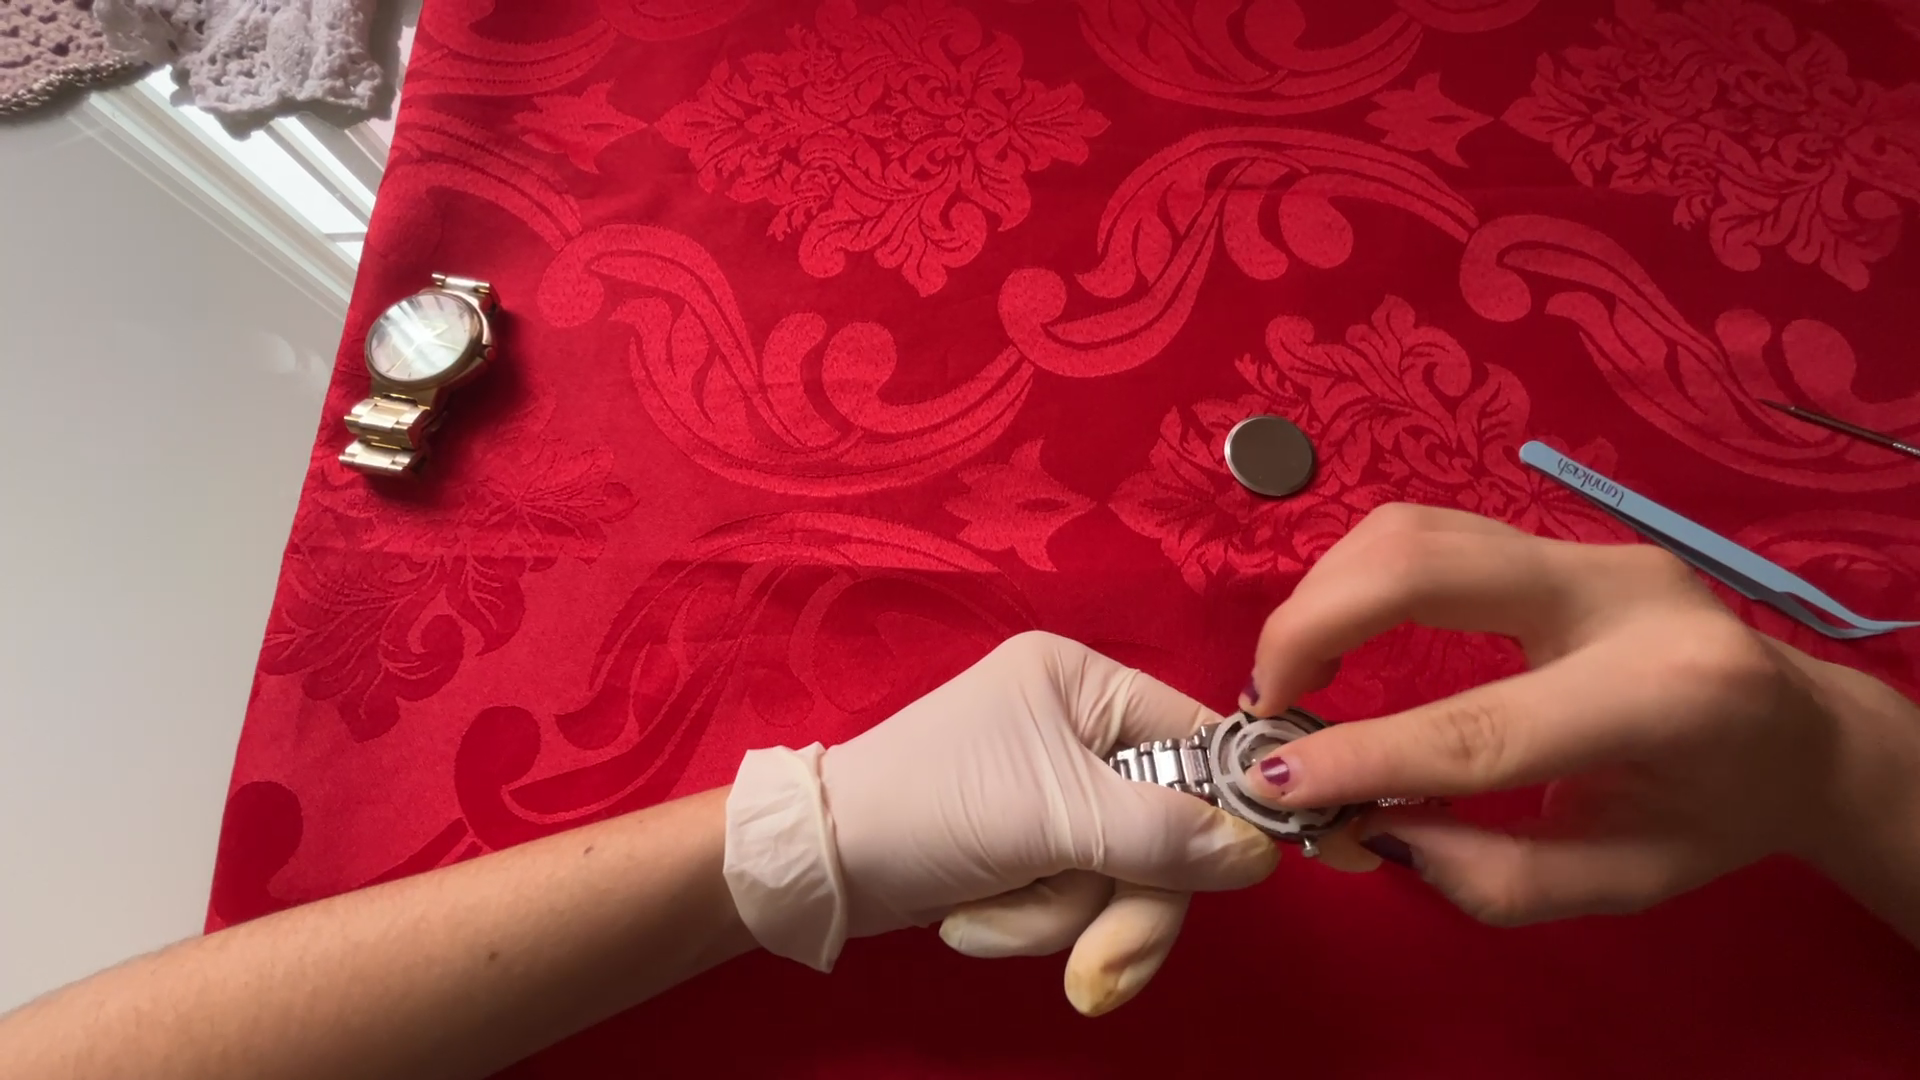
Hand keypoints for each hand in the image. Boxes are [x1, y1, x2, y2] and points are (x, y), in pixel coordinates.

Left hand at [724, 631, 1276, 1013]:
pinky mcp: (1033, 834)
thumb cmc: (933, 806)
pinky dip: (1032, 918)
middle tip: (1096, 973)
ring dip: (1060, 916)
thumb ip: (1164, 835)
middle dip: (1122, 903)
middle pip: (1161, 822)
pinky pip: (1077, 890)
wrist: (826, 863)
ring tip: (984, 917)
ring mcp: (1054, 782)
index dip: (1217, 805)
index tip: (1235, 869)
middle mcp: (1073, 722)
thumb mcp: (1055, 816)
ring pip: (1119, 869)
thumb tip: (1258, 851)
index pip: (1189, 735)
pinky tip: (973, 914)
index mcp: (1078, 680)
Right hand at [1239, 504, 1919, 931]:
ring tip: (1295, 669)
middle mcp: (1619, 590)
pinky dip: (1345, 577)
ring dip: (1320, 597)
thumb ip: (1487, 873)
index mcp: (1665, 696)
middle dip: (1311, 627)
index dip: (1359, 754)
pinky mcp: (1538, 532)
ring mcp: (1578, 545)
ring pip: (1404, 533)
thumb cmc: (1709, 815)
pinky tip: (1335, 627)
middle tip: (1267, 697)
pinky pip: (1412, 529)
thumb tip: (1356, 823)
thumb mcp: (1618, 879)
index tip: (1270, 778)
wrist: (1795, 728)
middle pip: (1419, 569)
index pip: (1474, 727)